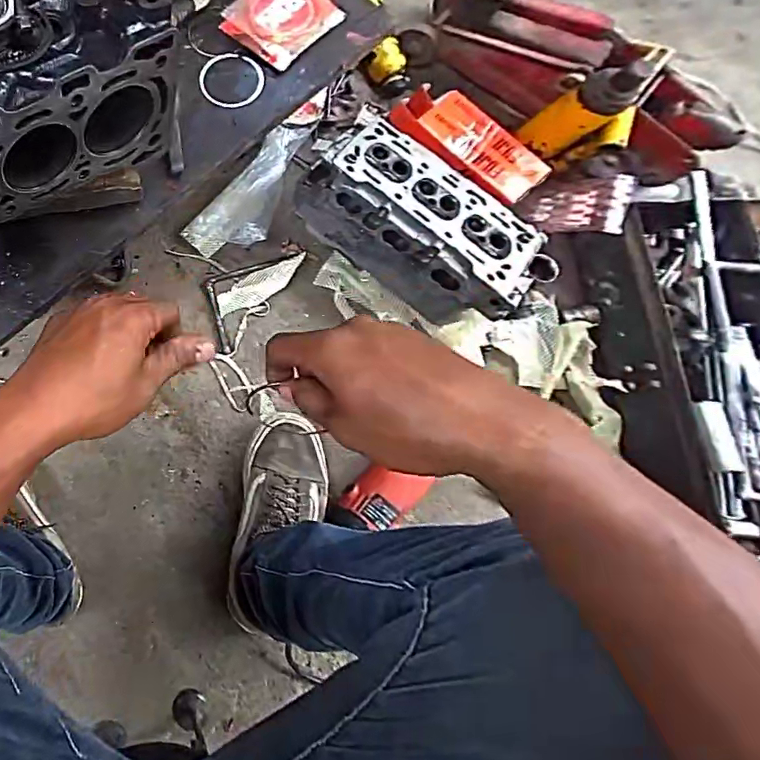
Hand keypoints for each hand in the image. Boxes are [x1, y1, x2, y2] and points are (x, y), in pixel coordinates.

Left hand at [0, 293, 214, 455]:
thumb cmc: (87, 401)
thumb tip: (203, 346)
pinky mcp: (60, 321)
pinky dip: (98, 335)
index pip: (171, 312)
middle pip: (143, 308)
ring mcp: (80, 311)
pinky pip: (90, 320)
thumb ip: (176, 358)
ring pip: (115, 313)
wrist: (35, 407)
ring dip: (123, 334)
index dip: (175, 338)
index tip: (168, 360)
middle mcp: (106, 305)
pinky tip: (90, 365)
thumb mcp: (144, 384)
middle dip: (150, 334)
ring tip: (114, 370)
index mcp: (133, 316)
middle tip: (143, 369)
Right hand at [265, 317, 587, 482]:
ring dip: (347, 376)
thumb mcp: (345, 428)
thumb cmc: (419, 428)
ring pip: (349, 350)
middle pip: (316, 347)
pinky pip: (378, 352)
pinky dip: (375, 373)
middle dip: (315, 377)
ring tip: (370, 414)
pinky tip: (396, 404)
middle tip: (330, 412)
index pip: (280, 346)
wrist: (486, 423)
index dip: (274, 371)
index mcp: (331, 348)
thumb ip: (310, 402)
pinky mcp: (414, 339)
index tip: (283, 388)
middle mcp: (357, 330)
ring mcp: (389, 331)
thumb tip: (299, 388)